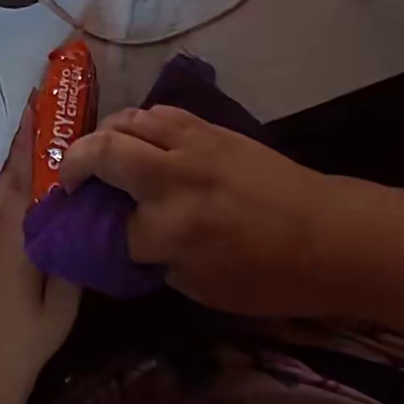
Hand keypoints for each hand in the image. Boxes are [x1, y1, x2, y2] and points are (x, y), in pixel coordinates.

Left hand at [0, 104, 80, 389]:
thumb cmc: (27, 334)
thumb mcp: (63, 299)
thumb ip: (73, 254)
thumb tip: (88, 214)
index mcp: (12, 232)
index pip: (22, 174)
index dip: (30, 138)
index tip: (39, 104)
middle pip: (10, 170)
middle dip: (27, 136)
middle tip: (49, 106)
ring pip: (4, 182)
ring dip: (21, 155)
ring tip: (46, 130)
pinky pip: (2, 197)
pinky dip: (16, 177)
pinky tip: (35, 176)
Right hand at [59, 105, 338, 315]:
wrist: (334, 235)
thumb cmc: (273, 276)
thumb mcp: (205, 289)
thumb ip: (157, 261)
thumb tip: (129, 242)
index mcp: (172, 230)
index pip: (112, 230)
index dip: (97, 239)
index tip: (91, 242)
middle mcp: (173, 180)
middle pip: (102, 153)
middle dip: (73, 166)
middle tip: (69, 182)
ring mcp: (191, 147)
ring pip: (125, 121)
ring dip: (100, 137)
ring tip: (98, 154)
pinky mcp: (209, 129)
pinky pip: (157, 114)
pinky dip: (135, 124)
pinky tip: (137, 140)